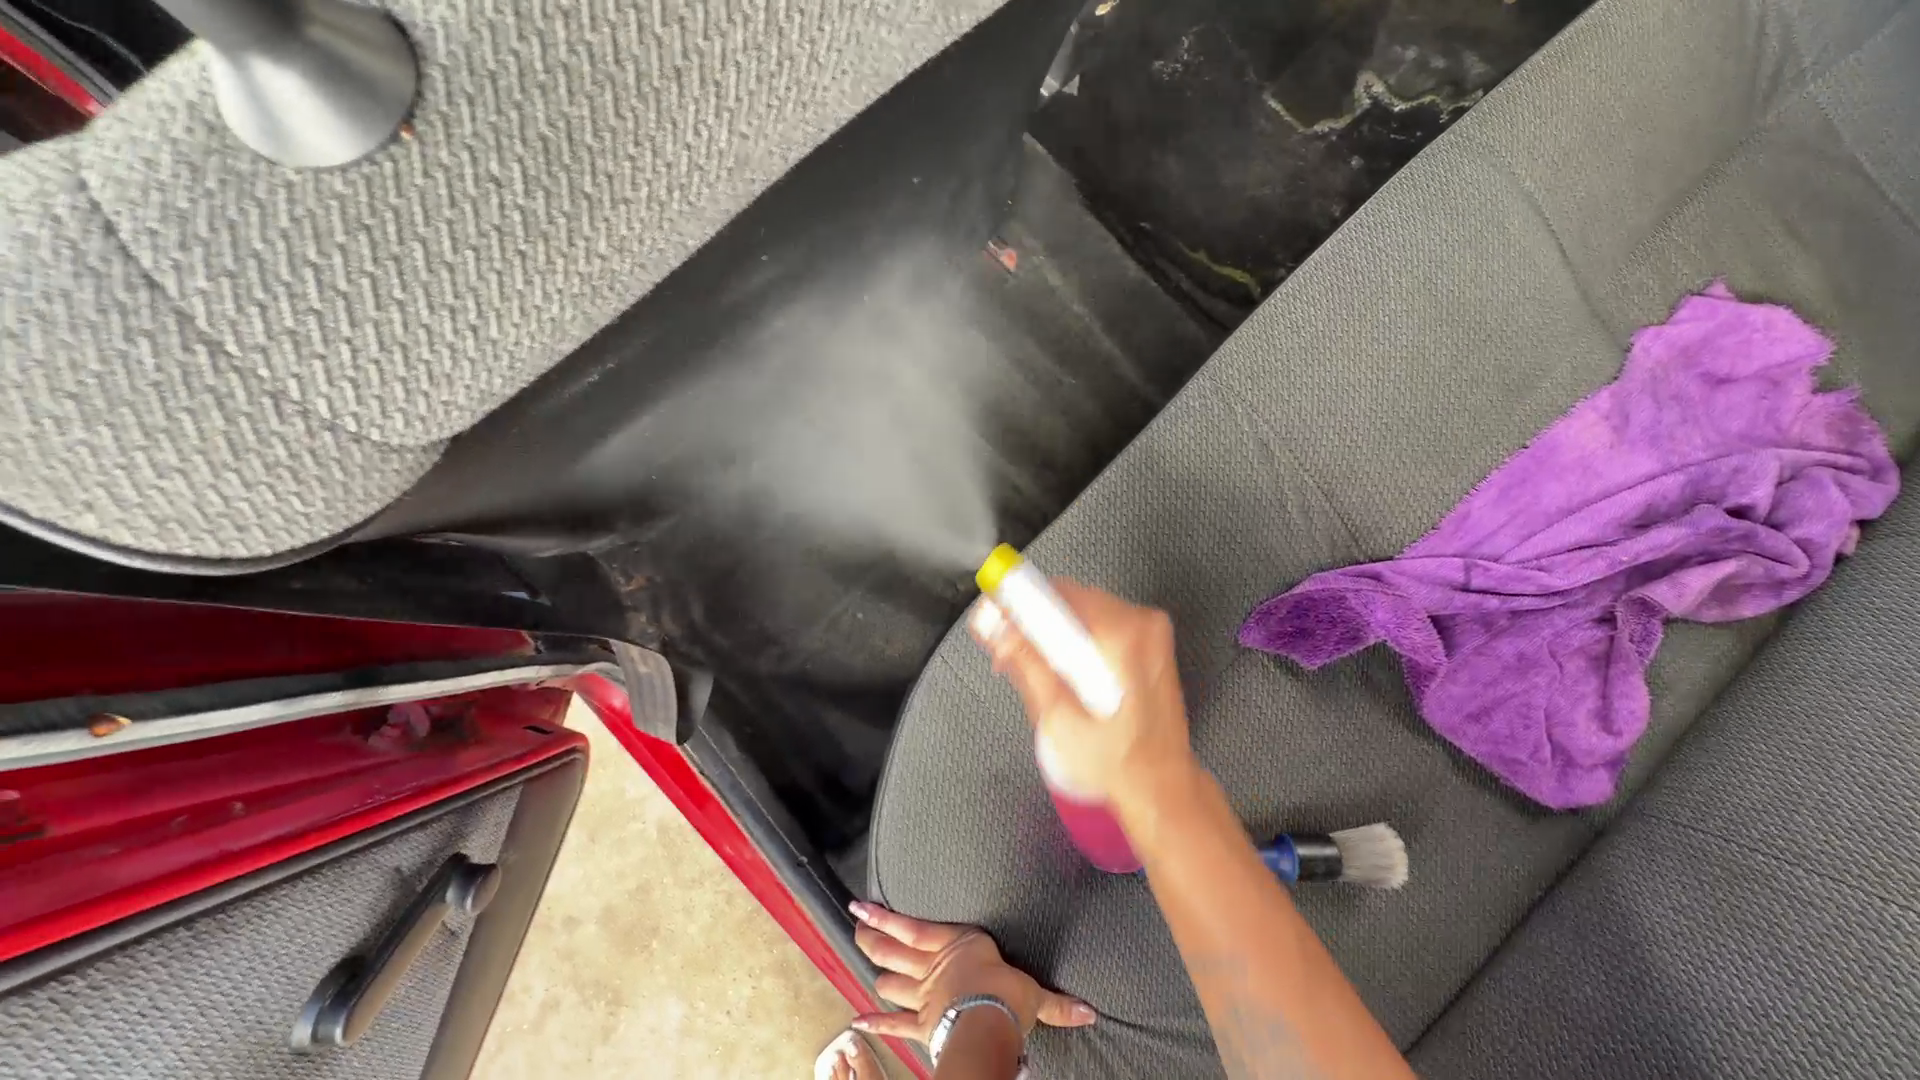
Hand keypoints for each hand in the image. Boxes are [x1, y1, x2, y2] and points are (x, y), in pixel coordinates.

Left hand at [847, 902, 1096, 1042]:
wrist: (992, 1025)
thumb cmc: (1009, 998)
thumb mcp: (1034, 994)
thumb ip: (1058, 1003)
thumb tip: (1091, 1012)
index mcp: (955, 946)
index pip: (910, 927)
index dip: (882, 918)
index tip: (860, 906)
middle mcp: (933, 967)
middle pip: (892, 950)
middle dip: (871, 938)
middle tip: (855, 925)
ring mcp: (923, 997)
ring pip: (891, 979)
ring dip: (875, 969)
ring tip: (861, 955)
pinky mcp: (922, 1025)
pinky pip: (894, 1023)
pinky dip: (876, 1023)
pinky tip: (857, 1022)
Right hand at [969, 581, 1197, 808]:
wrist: (1159, 783)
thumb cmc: (1120, 761)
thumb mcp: (1058, 715)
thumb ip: (1024, 662)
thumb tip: (995, 627)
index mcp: (1121, 637)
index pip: (1056, 593)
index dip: (1018, 602)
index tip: (995, 615)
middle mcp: (1141, 625)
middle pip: (1070, 597)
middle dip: (1034, 621)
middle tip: (1010, 653)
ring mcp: (1150, 631)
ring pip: (1084, 607)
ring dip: (1054, 631)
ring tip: (1044, 672)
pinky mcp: (1151, 639)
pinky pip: (1102, 620)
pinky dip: (1078, 638)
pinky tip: (1070, 672)